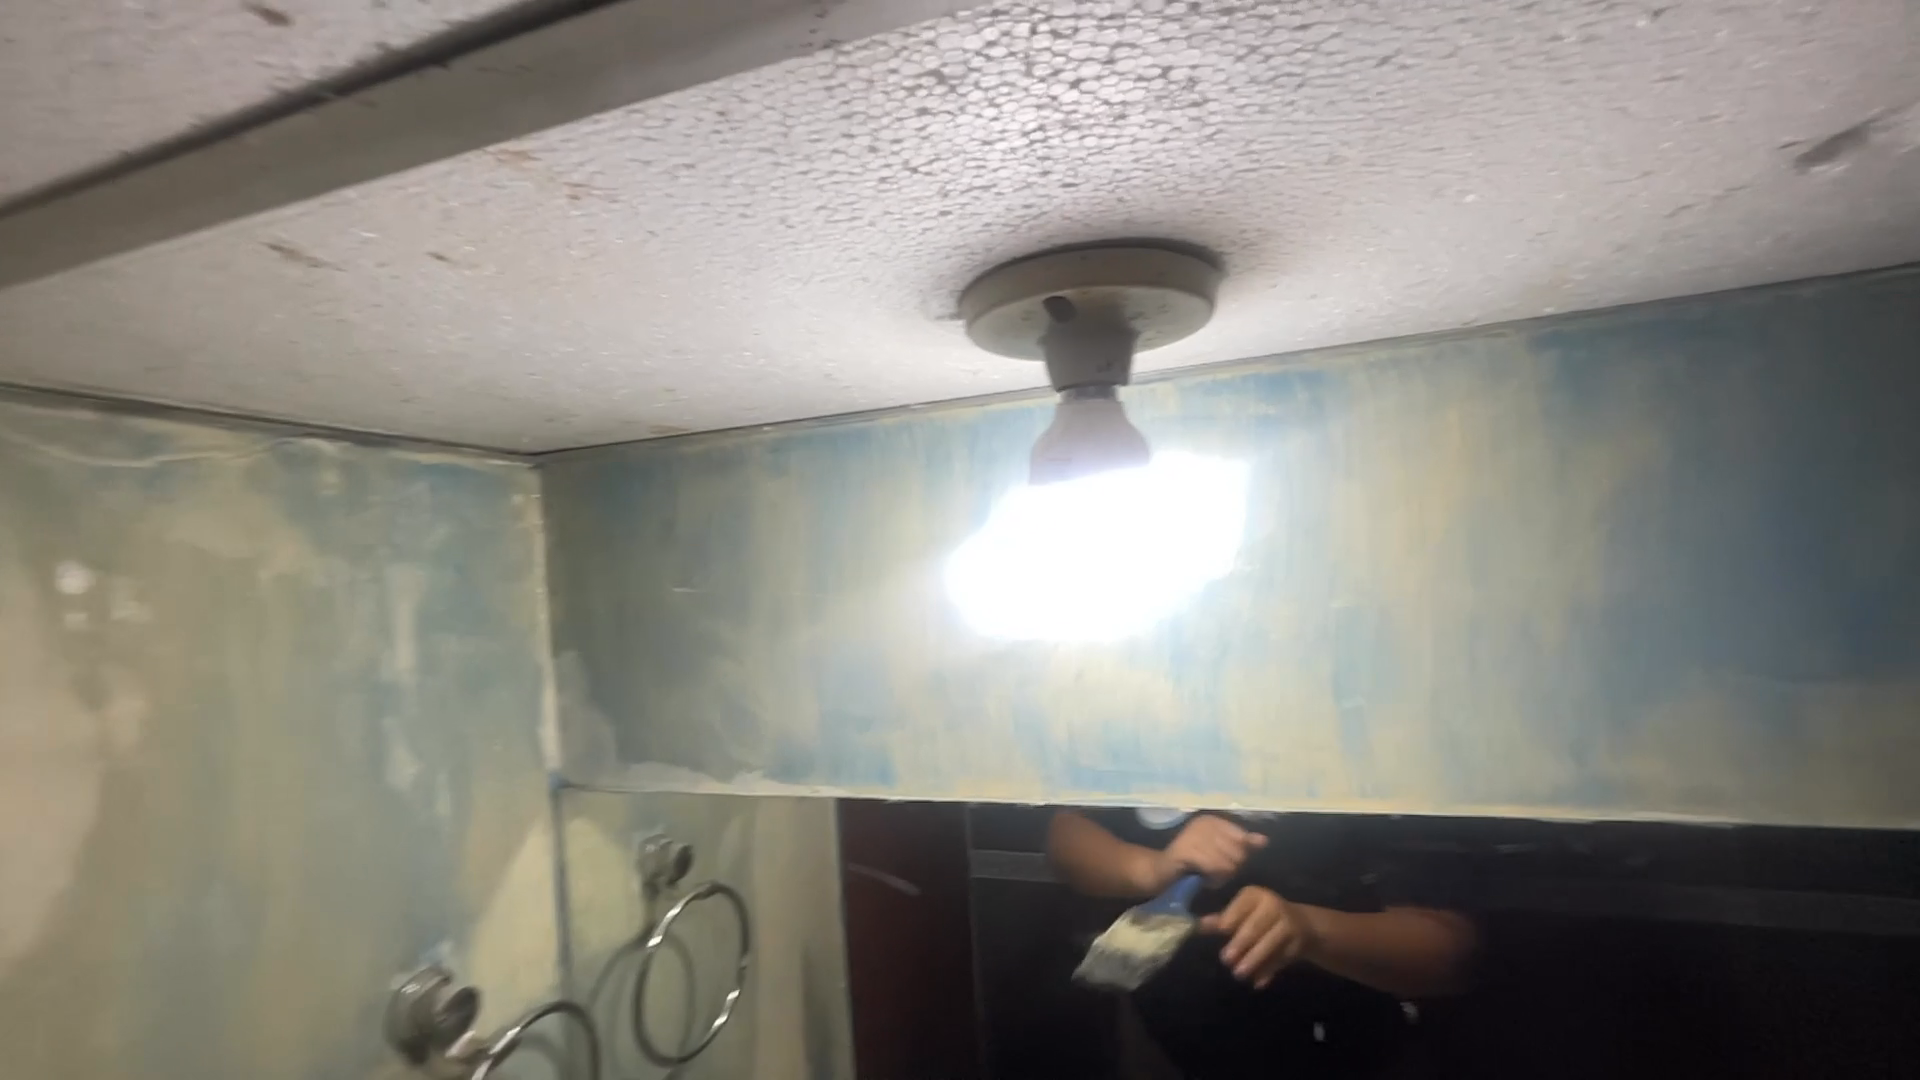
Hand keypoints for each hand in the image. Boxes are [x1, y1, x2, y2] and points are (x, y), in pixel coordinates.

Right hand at [1149, 814, 1267, 889]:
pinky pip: (1213, 868)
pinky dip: (1213, 879)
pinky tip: (1207, 880)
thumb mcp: (1220, 849)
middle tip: (1219, 873)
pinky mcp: (1185, 851)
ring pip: (1226, 863)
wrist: (1162, 868)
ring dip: (1222, 876)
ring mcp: (1193, 835)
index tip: (1229, 861)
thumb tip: (1265, 840)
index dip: (1239, 855)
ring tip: (1212, 877)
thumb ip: (1242, 843)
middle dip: (1231, 868)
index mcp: (1211, 819)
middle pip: (1237, 852)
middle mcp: (1202, 823)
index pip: (1241, 838)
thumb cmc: (1194, 859)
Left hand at [1198, 886, 1317, 988]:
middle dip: (1240, 944)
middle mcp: (1273, 906)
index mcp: (1255, 895)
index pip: (1241, 907)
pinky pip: (1282, 959)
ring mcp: (1289, 925)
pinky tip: (1258, 983)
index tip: (1220, 931)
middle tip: (1226, 960)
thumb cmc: (1261, 916)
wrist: (1302, 924)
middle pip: (1255, 927)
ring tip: (1238, 973)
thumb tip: (1197, 925)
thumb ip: (1223, 919)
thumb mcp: (1244, 912)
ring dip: (1253, 960)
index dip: (1231, 918)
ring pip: (1269, 944)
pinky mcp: (1298, 944)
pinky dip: (1269, 971)